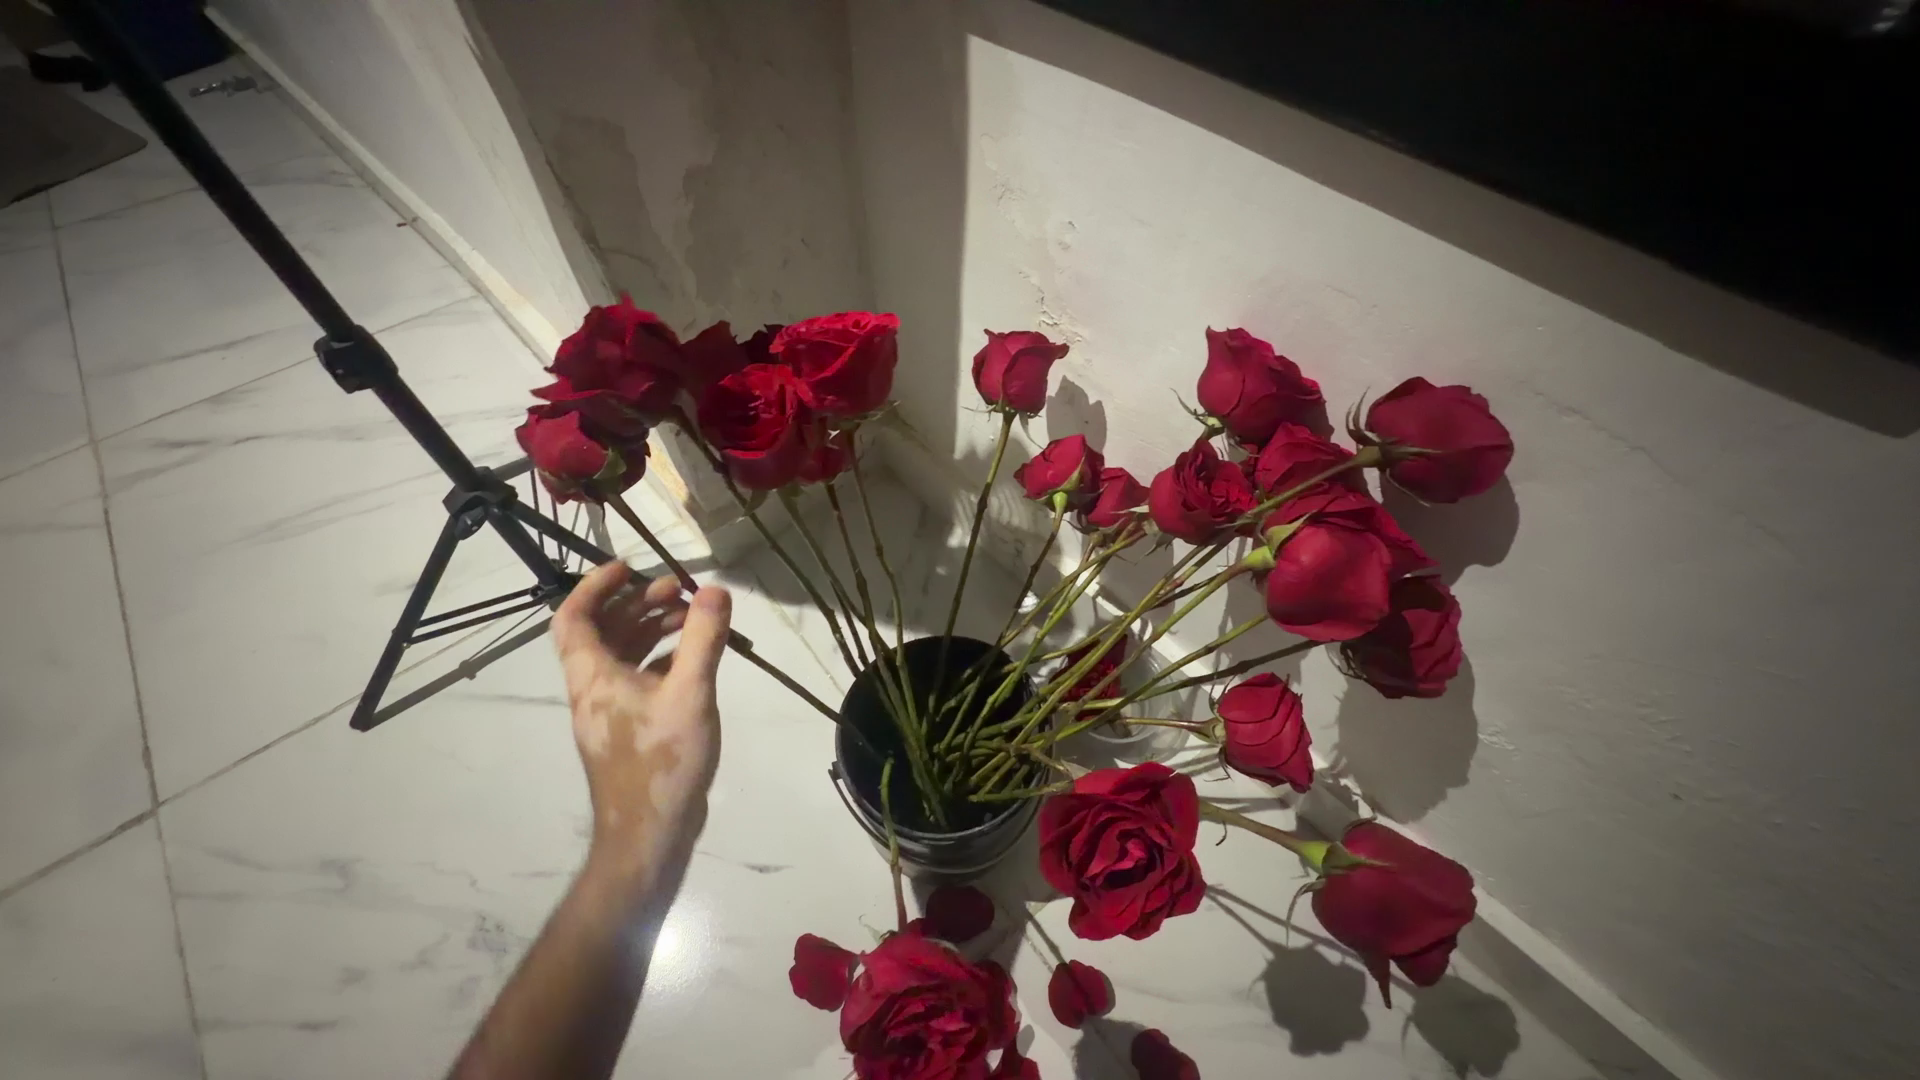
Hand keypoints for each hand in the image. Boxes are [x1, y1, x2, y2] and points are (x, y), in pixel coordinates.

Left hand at [552, 561, 730, 885]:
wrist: (650, 833)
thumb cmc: (663, 761)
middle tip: (678, 588)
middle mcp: (594, 689)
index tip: (630, 566)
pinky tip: (693, 658)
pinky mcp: (630, 730)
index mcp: (593, 677)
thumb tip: (714, 588)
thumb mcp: (690, 693)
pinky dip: (662, 658)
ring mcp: (611, 712)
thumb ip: (703, 639)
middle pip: (603, 632)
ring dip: (652, 629)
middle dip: (638, 603)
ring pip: (623, 656)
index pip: (573, 618)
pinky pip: (639, 678)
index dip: (595, 586)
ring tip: (692, 615)